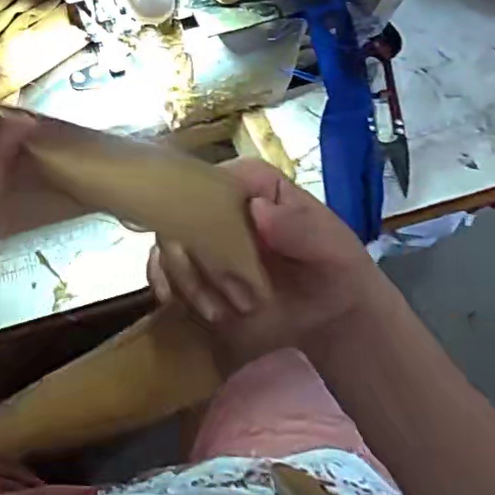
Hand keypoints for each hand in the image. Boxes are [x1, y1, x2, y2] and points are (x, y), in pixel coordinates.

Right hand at [147, 158, 382, 365]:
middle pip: (179, 210)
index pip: (210, 178)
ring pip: (168, 241)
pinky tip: (177, 303)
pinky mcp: (190, 267)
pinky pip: (161, 266)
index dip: (206, 208)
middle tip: (237, 296)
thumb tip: (256, 209)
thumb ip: (300, 227)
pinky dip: (164, 283)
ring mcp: (198, 235)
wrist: (329, 316)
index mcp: (248, 183)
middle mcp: (215, 202)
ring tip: (221, 312)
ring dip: (186, 278)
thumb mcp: (331, 246)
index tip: (223, 248)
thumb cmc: (332, 268)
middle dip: (199, 255)